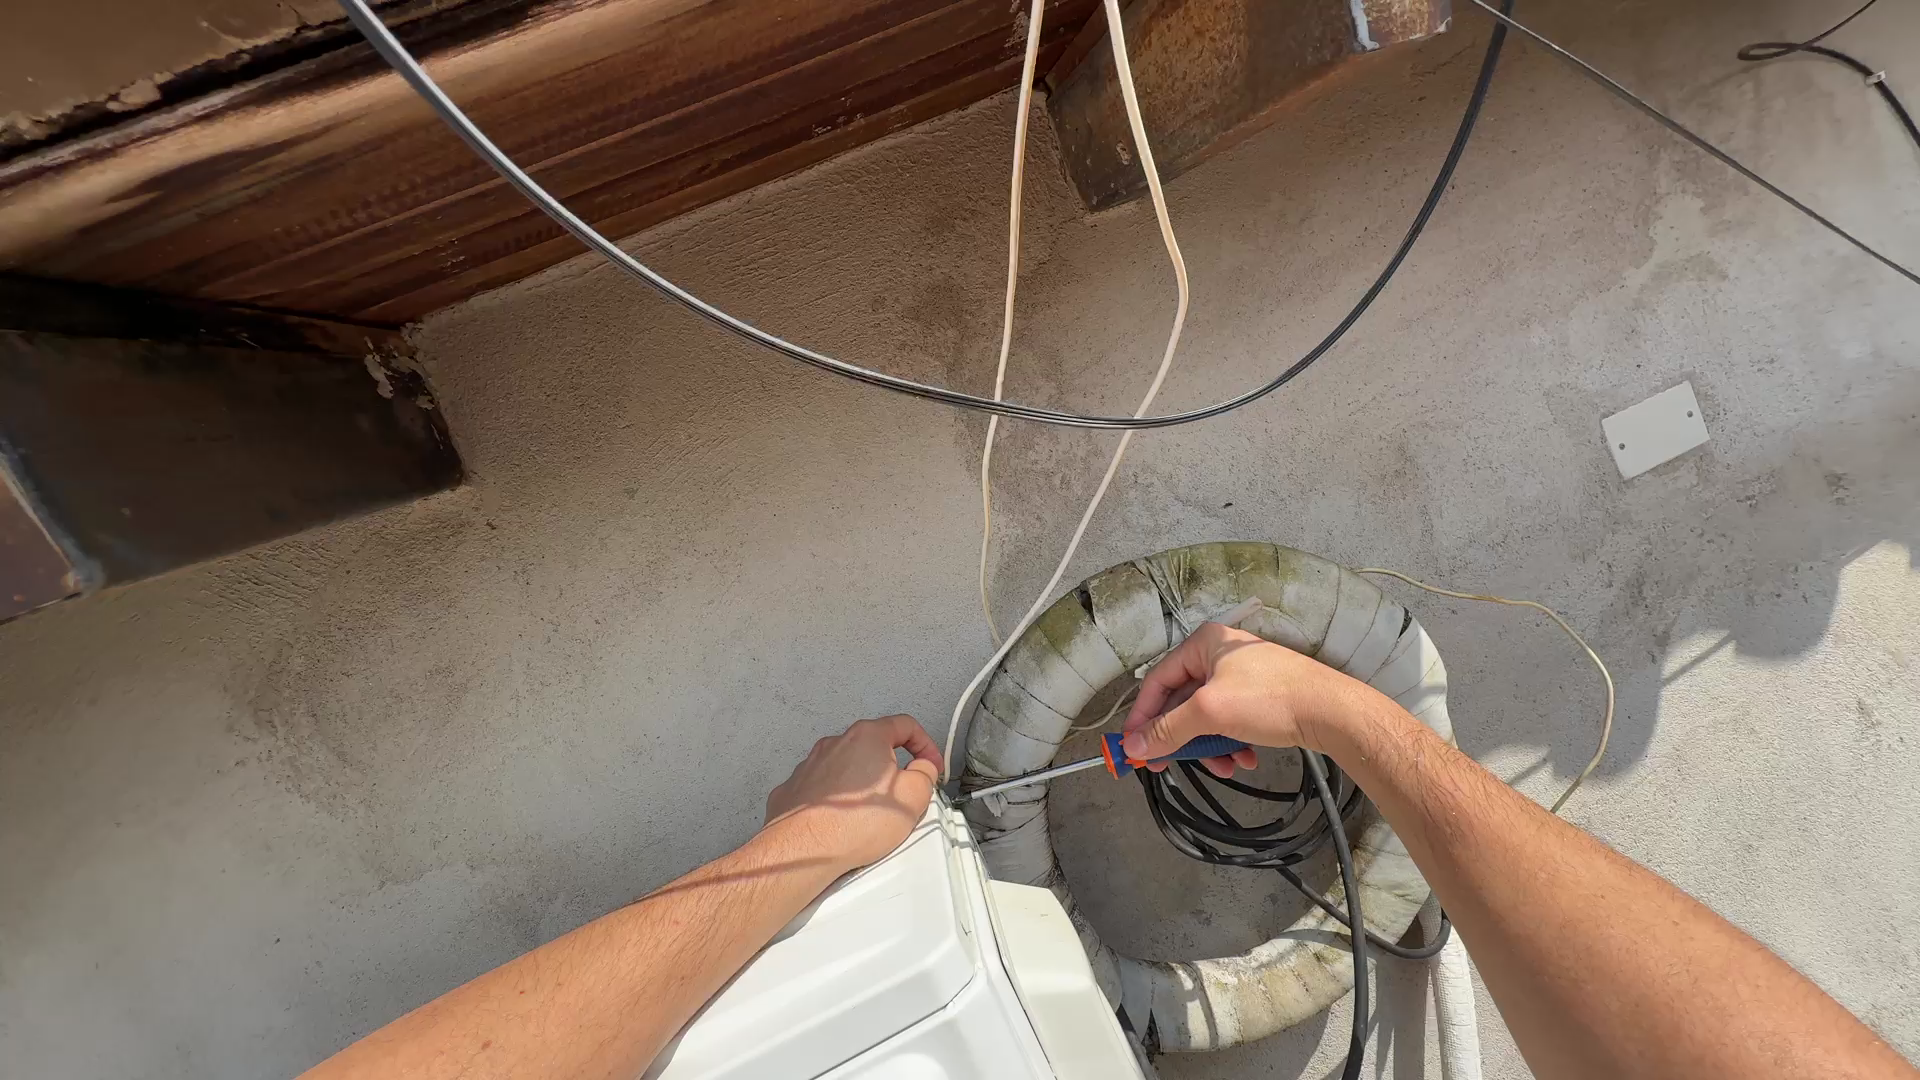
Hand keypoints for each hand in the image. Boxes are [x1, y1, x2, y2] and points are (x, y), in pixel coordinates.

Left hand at [763, 715, 943, 873]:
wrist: (804, 850)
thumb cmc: (850, 825)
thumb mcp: (912, 798)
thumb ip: (925, 774)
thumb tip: (923, 770)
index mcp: (868, 737)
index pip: (906, 726)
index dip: (926, 745)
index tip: (930, 764)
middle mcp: (837, 743)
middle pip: (875, 746)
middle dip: (893, 768)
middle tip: (903, 794)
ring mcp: (813, 764)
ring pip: (849, 768)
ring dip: (864, 785)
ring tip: (871, 816)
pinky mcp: (796, 787)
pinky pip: (825, 787)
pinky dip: (837, 799)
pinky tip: (844, 822)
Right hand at [1121, 622, 1356, 775]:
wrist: (1334, 712)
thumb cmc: (1270, 700)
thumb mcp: (1210, 714)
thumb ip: (1168, 730)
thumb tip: (1132, 747)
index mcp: (1202, 644)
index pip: (1157, 681)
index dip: (1142, 716)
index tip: (1133, 746)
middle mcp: (1218, 654)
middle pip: (1182, 701)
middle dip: (1181, 737)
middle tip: (1167, 765)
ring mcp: (1242, 674)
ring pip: (1207, 714)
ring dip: (1209, 745)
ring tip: (1223, 767)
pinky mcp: (1261, 694)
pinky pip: (1230, 718)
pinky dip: (1230, 741)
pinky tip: (1243, 759)